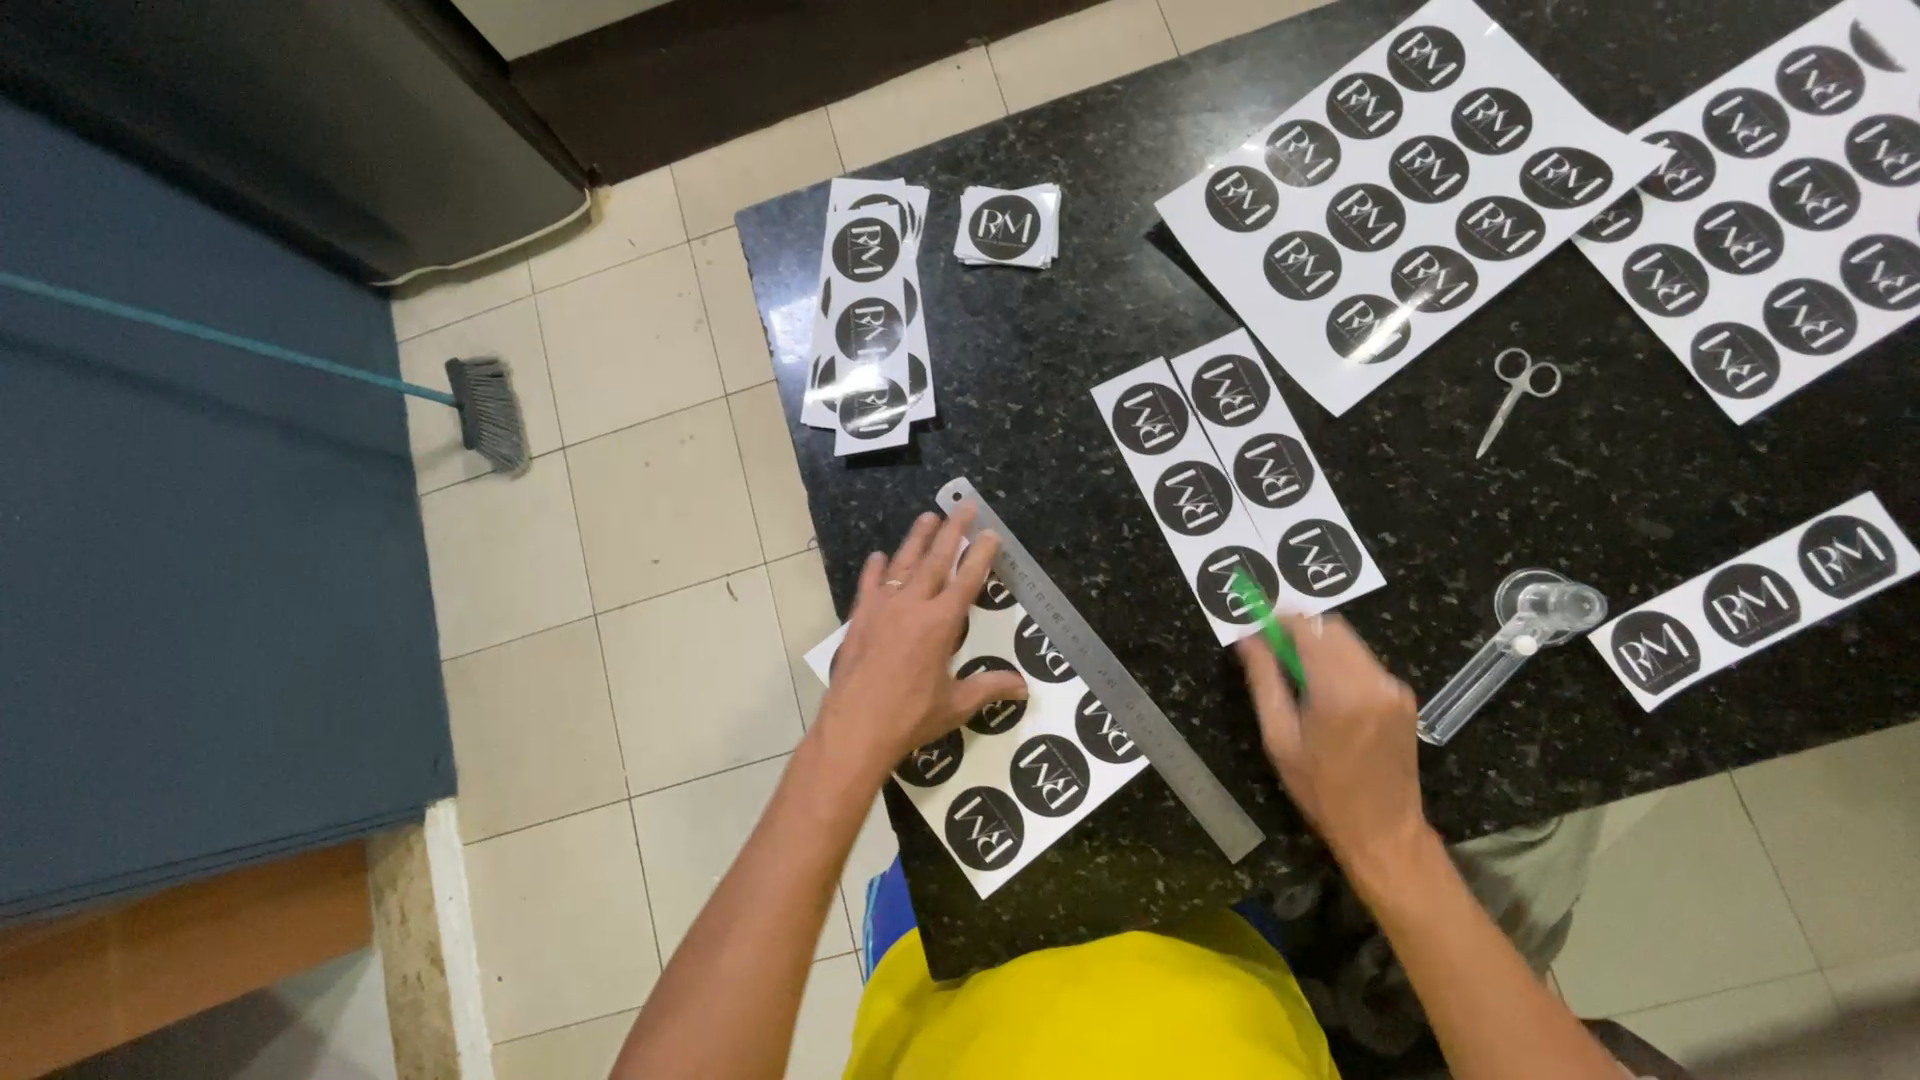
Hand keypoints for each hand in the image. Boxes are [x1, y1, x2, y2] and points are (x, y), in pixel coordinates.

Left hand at [815, 507, 1028, 781]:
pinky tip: (879, 557)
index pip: (967, 580)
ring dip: (917, 539)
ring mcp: (882, 609)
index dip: (981, 555)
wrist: (855, 727)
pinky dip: (875, 569)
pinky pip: (869, 586)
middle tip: (964, 508)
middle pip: (936, 560)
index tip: (990, 533)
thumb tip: (1023, 687)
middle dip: (952, 531)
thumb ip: (988, 688)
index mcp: (941, 623)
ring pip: (903, 564)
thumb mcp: (955, 704)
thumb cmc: (910, 717)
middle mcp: (913, 606)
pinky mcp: (859, 619)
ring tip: (928, 517)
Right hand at [1235, 616, 1430, 876]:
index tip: (1256, 623)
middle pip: (1331, 627)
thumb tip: (1246, 640)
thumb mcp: (1279, 738)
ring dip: (1319, 645)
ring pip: (1348, 642)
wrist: (1383, 829)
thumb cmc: (1321, 790)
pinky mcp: (1403, 697)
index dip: (1279, 619)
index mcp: (1338, 692)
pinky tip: (1324, 692)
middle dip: (1299, 629)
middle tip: (1271, 648)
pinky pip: (1364, 662)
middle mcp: (1372, 681)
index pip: (1308, 628)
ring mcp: (1393, 688)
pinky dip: (1339, 663)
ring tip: (1295, 674)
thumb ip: (1264, 681)